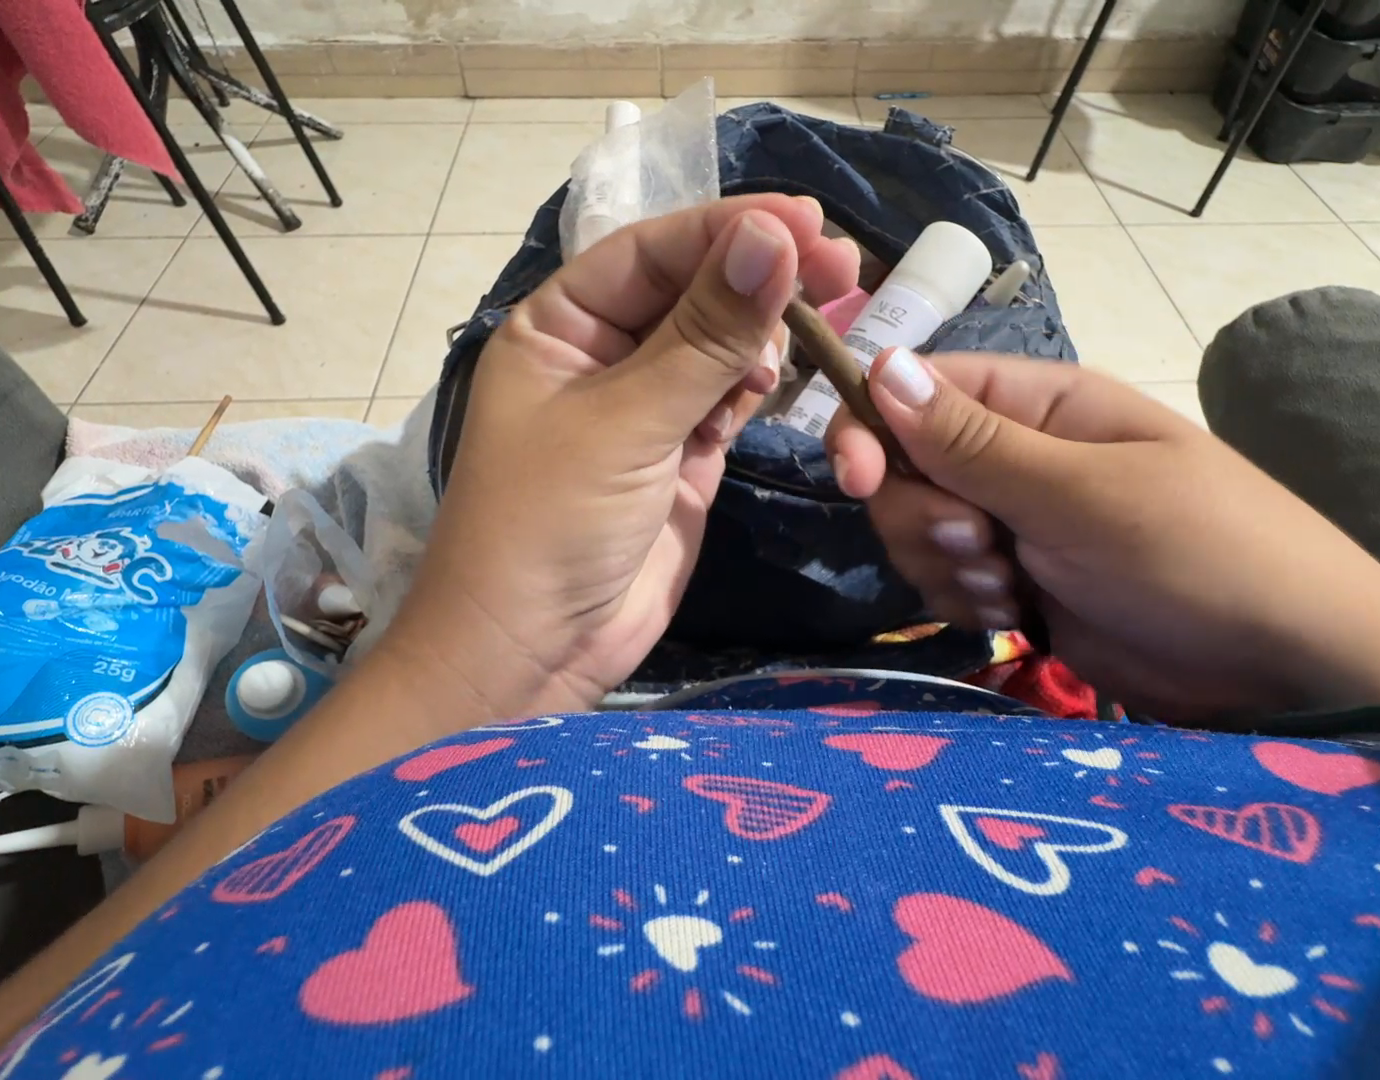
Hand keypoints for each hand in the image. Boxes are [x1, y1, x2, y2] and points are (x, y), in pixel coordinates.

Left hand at [394, 195, 859, 713]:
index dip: (730, 230)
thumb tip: (774, 238)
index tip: (810, 221)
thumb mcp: (625, 424)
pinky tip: (776, 386)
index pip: (653, 252)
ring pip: (718, 347)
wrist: (536, 651)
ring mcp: (646, 410)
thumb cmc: (550, 527)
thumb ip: (703, 336)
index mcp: (560, 326)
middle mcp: (603, 356)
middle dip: (761, 277)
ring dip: (764, 334)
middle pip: (693, 293)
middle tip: (842, 263)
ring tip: (818, 326)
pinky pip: (728, 402)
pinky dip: (755, 390)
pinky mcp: (682, 458)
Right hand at [827, 350, 1379, 719]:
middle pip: (903, 471)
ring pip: (916, 533)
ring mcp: (1009, 522)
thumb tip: (883, 366)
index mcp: (1035, 405)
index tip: (856, 481)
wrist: (1278, 671)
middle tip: (984, 545)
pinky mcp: (1010, 581)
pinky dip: (964, 601)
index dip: (870, 429)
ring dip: (946, 567)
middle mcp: (1012, 456)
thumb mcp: (1080, 494)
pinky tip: (1018, 615)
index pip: (915, 392)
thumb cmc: (1198, 555)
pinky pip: (942, 581)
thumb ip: (973, 442)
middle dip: (924, 518)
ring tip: (1015, 588)